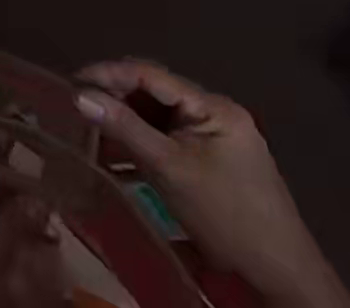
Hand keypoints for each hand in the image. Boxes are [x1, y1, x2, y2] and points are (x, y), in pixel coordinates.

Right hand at [73, 60, 349, 307]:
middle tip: (76, 108)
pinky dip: (133, 142)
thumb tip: (76, 94)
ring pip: (150, 114)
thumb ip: (122, 126)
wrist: (279, 276)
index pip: (149, 74)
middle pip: (148, 91)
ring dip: (118, 122)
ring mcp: (210, 136)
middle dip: (110, 98)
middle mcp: (213, 114)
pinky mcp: (203, 157)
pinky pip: (159, 136)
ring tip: (86, 133)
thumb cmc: (226, 214)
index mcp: (213, 108)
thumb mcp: (168, 166)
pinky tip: (109, 157)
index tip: (70, 83)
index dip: (106, 74)